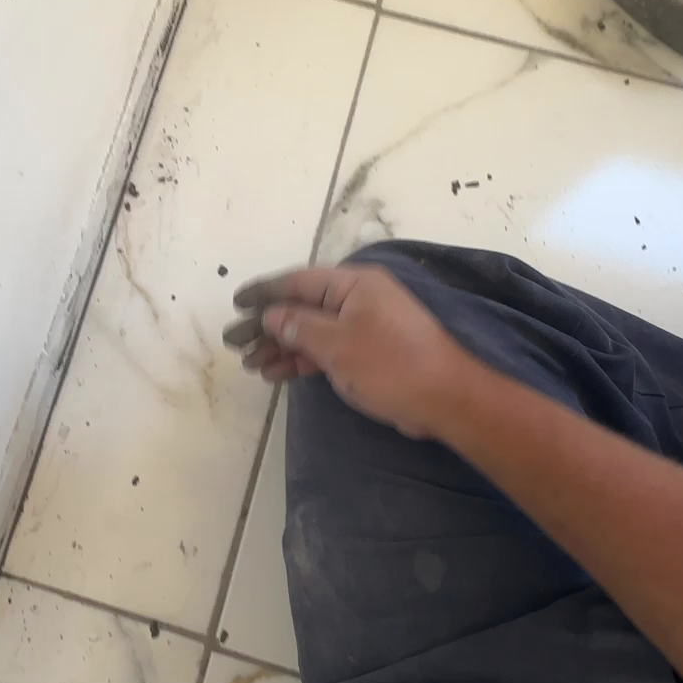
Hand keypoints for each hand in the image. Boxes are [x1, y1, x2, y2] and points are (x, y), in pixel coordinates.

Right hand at [224, 264, 482, 439]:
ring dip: (281, 347)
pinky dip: (302, 360)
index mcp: (354, 284)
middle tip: (235, 344)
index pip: (297, 282)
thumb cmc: (391, 365)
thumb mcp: (338, 345)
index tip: (236, 303)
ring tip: (251, 364)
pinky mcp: (368, 353)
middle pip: (301, 307)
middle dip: (267, 326)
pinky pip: (326, 349)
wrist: (446, 400)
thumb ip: (299, 327)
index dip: (263, 292)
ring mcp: (363, 326)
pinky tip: (276, 373)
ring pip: (311, 331)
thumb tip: (271, 315)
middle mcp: (358, 299)